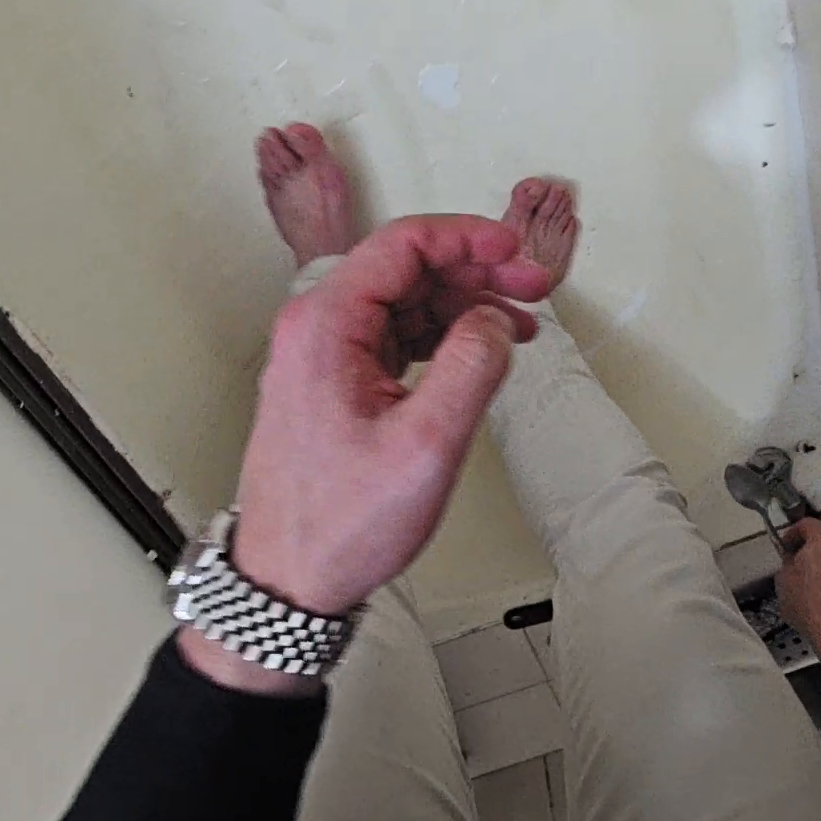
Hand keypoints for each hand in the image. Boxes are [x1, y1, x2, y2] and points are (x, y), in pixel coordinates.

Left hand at [180, 215, 550, 694]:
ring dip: (467, 304)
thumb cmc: (340, 524)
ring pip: (409, 302)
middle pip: (409, 269)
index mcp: (327, 326)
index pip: (402, 245)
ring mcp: (330, 355)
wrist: (288, 582)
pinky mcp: (342, 381)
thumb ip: (470, 368)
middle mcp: (321, 329)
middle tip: (532, 289)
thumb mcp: (424, 446)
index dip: (467, 238)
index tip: (514, 251)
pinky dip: (448, 336)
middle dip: (477, 271)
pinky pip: (402, 336)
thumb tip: (495, 321)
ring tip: (520, 325)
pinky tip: (483, 351)